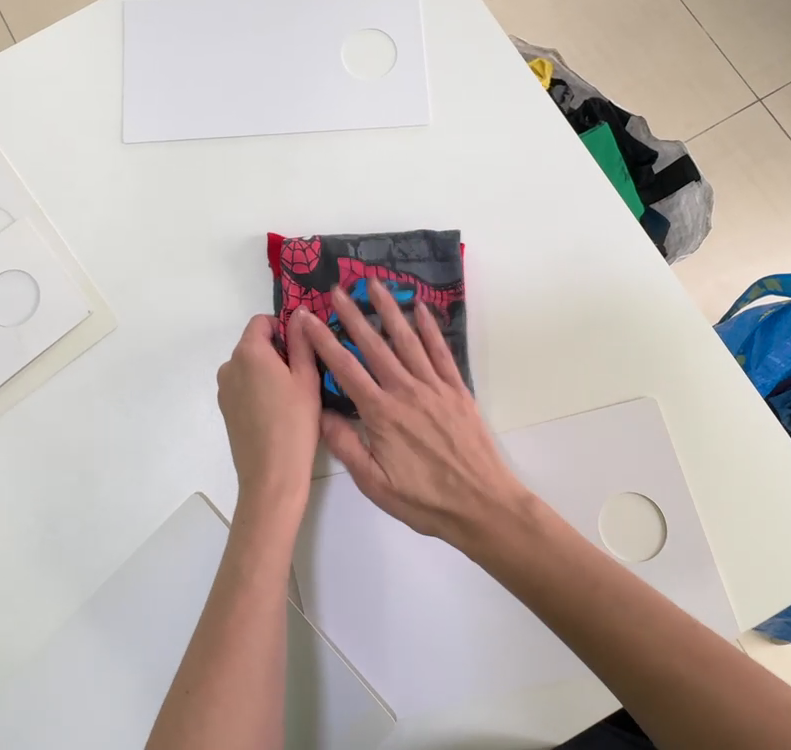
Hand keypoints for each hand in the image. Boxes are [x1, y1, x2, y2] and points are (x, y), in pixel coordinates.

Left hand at [216, 313, 322, 515]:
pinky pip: (243, 387)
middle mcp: (229, 366)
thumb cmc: (295, 423)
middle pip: (254, 344)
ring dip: (267, 372)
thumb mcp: (307, 378)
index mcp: (249, 352)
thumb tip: (300, 313)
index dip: (283, 329)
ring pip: (249, 367)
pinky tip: (276, 413)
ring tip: (291, 398)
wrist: (272, 476)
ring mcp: (224, 389)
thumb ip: (302, 341)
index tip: (302, 350)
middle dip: (277, 352)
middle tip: (302, 377)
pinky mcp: (225, 409)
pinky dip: (258, 390)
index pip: (262, 322)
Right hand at [308, 280, 534, 548]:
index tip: (307, 318)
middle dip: (353, 315)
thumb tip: (319, 413)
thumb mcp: (374, 483)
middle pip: (374, 345)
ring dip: (389, 310)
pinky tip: (420, 309)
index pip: (345, 369)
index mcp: (381, 414)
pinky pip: (441, 352)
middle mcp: (406, 391)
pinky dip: (429, 329)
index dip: (324, 341)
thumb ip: (345, 445)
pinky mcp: (457, 391)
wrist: (482, 506)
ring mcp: (434, 388)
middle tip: (337, 290)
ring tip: (375, 285)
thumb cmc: (424, 501)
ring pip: (407, 340)